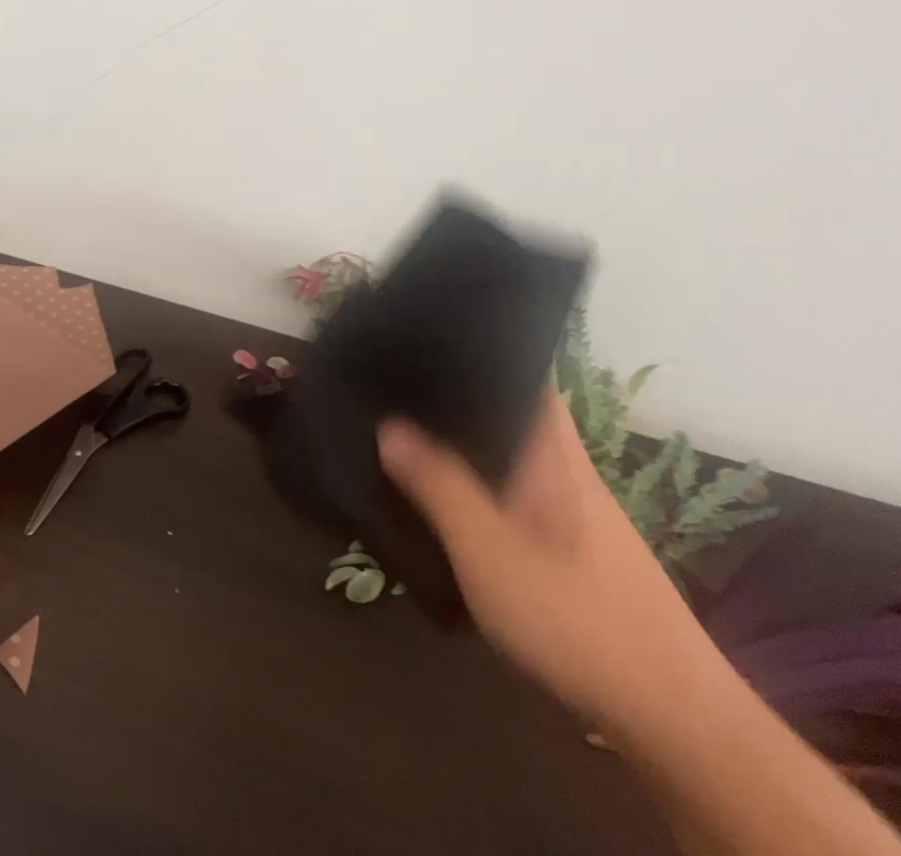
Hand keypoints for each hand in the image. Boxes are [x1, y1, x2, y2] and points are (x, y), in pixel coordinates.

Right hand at [377, 389, 730, 733]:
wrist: (666, 712)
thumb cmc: (575, 618)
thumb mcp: (489, 550)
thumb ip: (440, 486)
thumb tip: (391, 424)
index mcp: (559, 465)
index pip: (531, 388)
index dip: (487, 358)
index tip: (427, 341)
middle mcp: (569, 482)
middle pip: (513, 425)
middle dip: (457, 405)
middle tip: (387, 393)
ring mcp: (572, 522)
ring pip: (508, 467)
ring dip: (460, 453)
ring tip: (393, 441)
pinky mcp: (566, 559)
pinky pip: (508, 503)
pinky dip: (470, 492)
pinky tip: (434, 507)